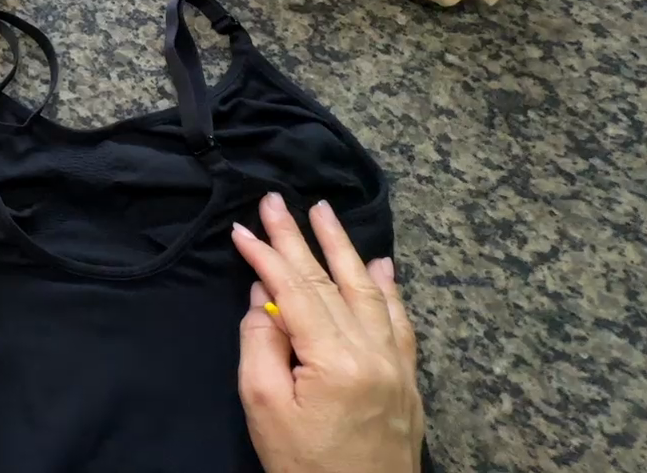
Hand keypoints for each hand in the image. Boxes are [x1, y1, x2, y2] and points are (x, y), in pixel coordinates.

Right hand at [232, 193, 424, 472]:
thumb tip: (265, 298)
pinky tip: (382, 266)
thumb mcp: (263, 401)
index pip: (294, 290)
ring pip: (368, 294)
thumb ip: (261, 341)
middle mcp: (375, 356)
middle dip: (299, 237)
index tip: (239, 228)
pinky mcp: (407, 382)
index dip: (264, 256)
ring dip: (343, 250)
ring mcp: (397, 369)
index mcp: (337, 361)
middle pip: (330, 283)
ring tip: (325, 213)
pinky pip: (399, 323)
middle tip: (276, 200)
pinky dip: (389, 290)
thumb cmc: (302, 460)